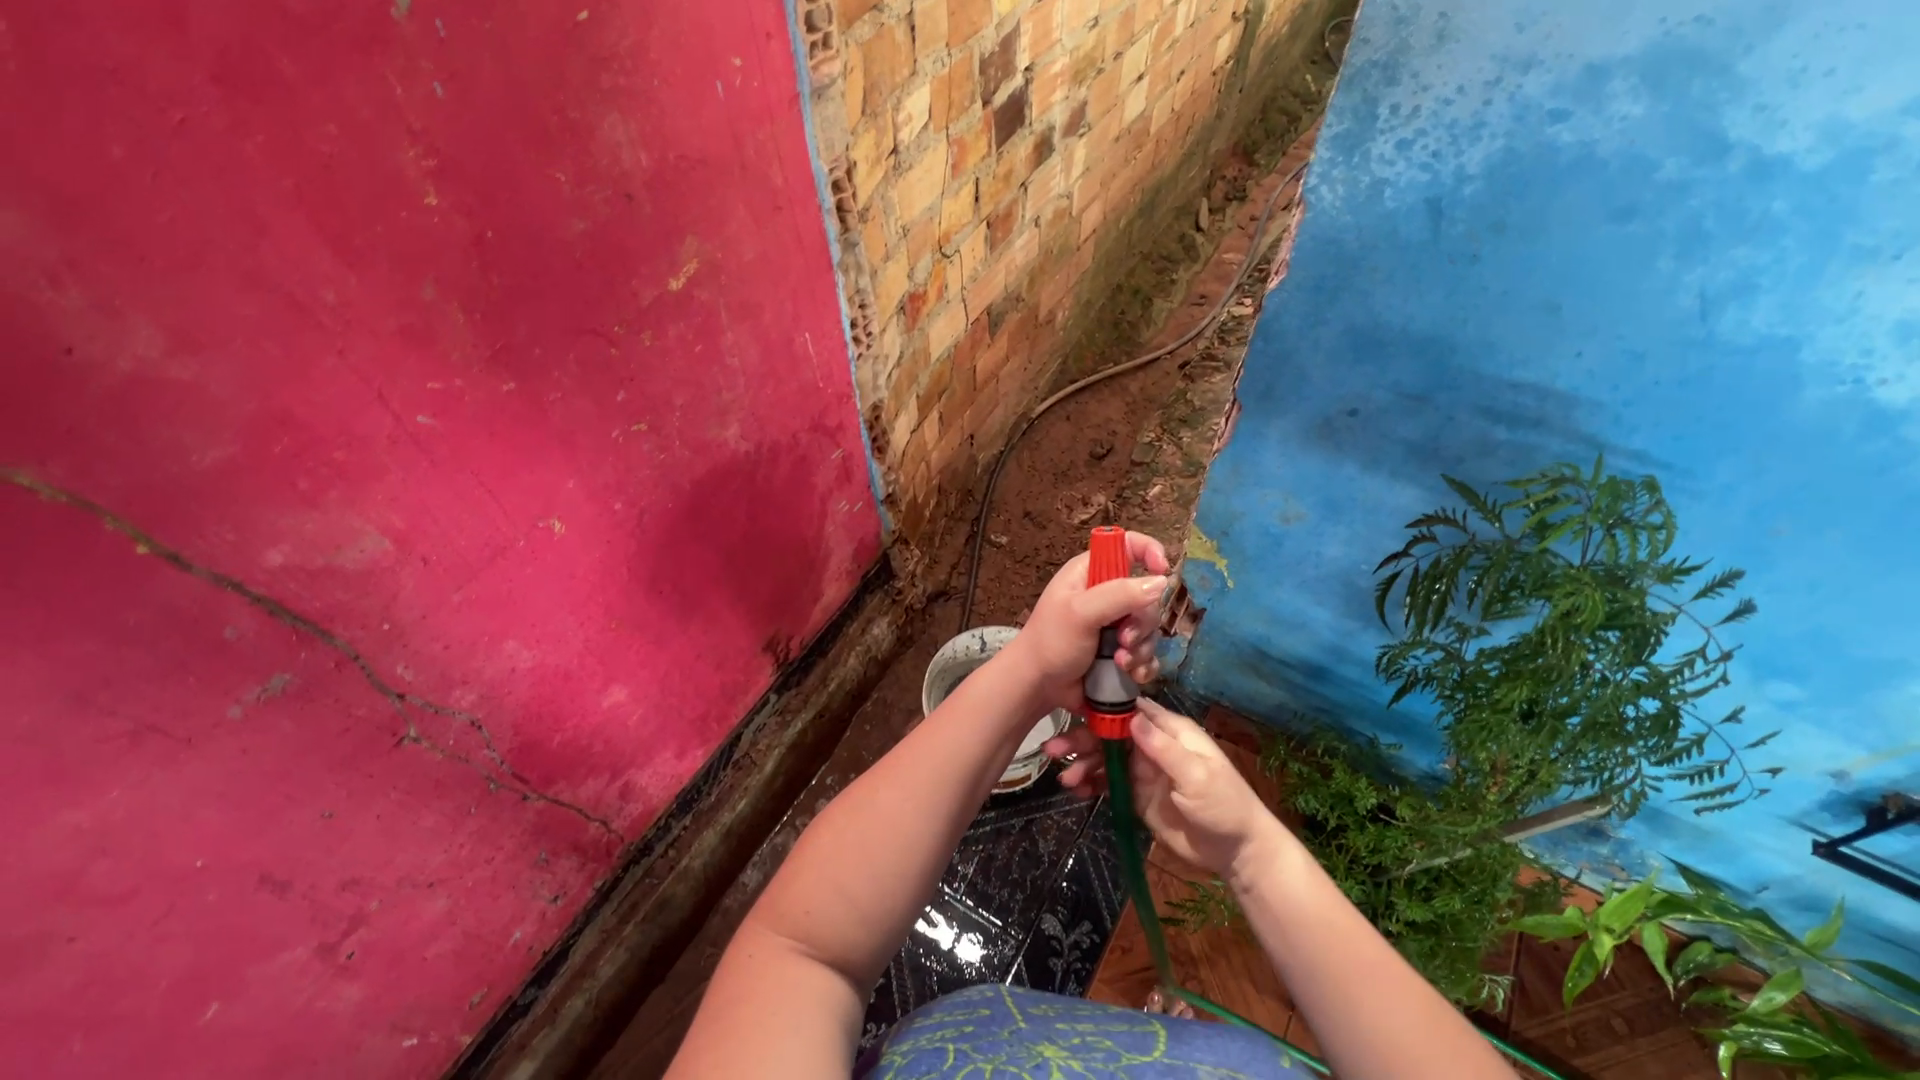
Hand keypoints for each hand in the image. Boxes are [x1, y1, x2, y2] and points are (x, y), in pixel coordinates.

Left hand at [1001, 531, 1170, 713]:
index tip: (1162, 570)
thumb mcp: (1081, 612)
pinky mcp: (1122, 651)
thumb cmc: (1052, 642)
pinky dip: (1144, 664)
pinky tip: (1132, 675)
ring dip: (1141, 648)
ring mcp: (1116, 624)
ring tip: (1119, 662)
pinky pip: (1148, 653)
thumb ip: (1119, 595)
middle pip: (1147, 595)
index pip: (1128, 545)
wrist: (1038, 686)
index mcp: (1091, 572)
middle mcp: (1107, 594)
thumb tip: (1161, 582)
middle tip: (1123, 639)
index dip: (1149, 551)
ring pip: (1150, 628)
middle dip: (1141, 622)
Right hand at [1044, 699, 1288, 881]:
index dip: (1103, 709)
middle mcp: (1152, 746)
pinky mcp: (1136, 795)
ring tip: (1065, 778)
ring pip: (1104, 759)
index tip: (1074, 711)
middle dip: (1082, 740)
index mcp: (1171, 732)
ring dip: (1082, 764)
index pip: (1132, 711)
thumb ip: (1163, 748)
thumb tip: (1131, 717)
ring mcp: (1142, 771)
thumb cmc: (1224, 806)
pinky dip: (1090, 785)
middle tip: (1054, 749)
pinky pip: (1108, 784)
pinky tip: (1076, 790)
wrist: (1235, 852)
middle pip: (1110, 735)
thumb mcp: (1197, 775)